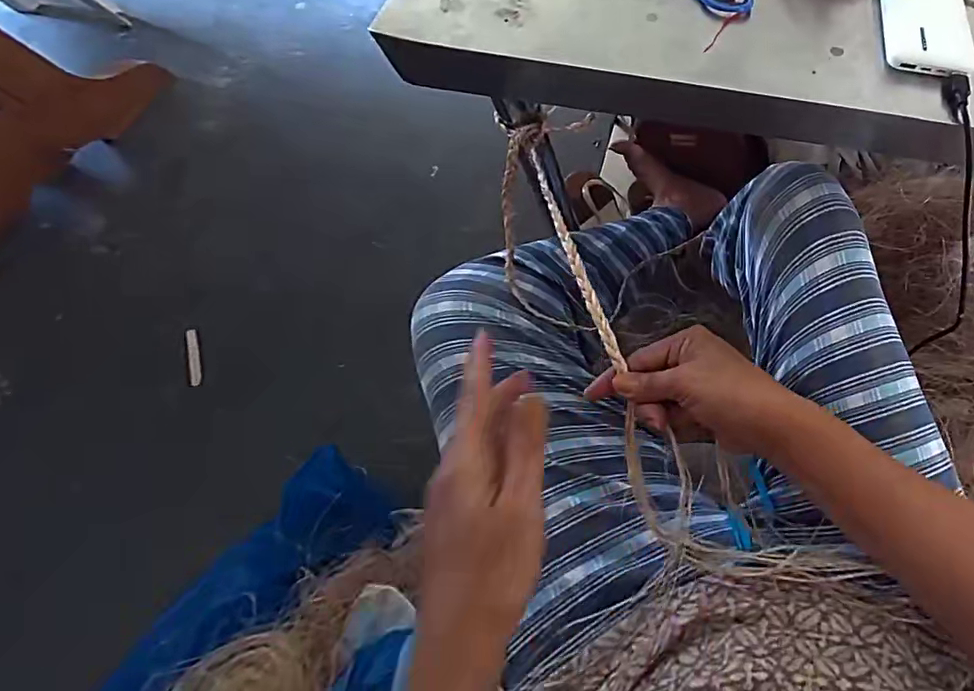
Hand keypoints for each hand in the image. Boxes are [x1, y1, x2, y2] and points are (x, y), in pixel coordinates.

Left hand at [410, 333, 547, 690]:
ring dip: (496, 421)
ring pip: (472, 443)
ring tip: (522, 411)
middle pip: (472, 420)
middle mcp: (448, 471)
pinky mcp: (448, 516)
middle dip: (496, 394)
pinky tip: (507, 459)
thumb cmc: (496, 569)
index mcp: (464, 462)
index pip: (472, 401)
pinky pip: (471, 464)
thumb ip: (525, 448)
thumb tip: (529, 396)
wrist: (457, 636)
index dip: (479, 367)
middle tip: (526, 377)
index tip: (481, 336)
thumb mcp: (522, 505)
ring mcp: (444, 496)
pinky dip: (491, 447)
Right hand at [582, 325, 808, 456]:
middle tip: (658, 421)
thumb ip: (647, 384)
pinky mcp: (703, 409)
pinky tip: (694, 429)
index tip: (593, 395)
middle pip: (648, 382)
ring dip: (664, 417)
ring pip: (660, 403)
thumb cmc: (727, 393)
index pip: (640, 358)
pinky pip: (676, 417)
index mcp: (684, 342)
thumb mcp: (683, 384)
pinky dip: (679, 426)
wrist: (771, 425)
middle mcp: (688, 359)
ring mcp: (696, 386)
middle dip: (648, 403)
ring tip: (679, 426)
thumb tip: (617, 382)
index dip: (617, 378)